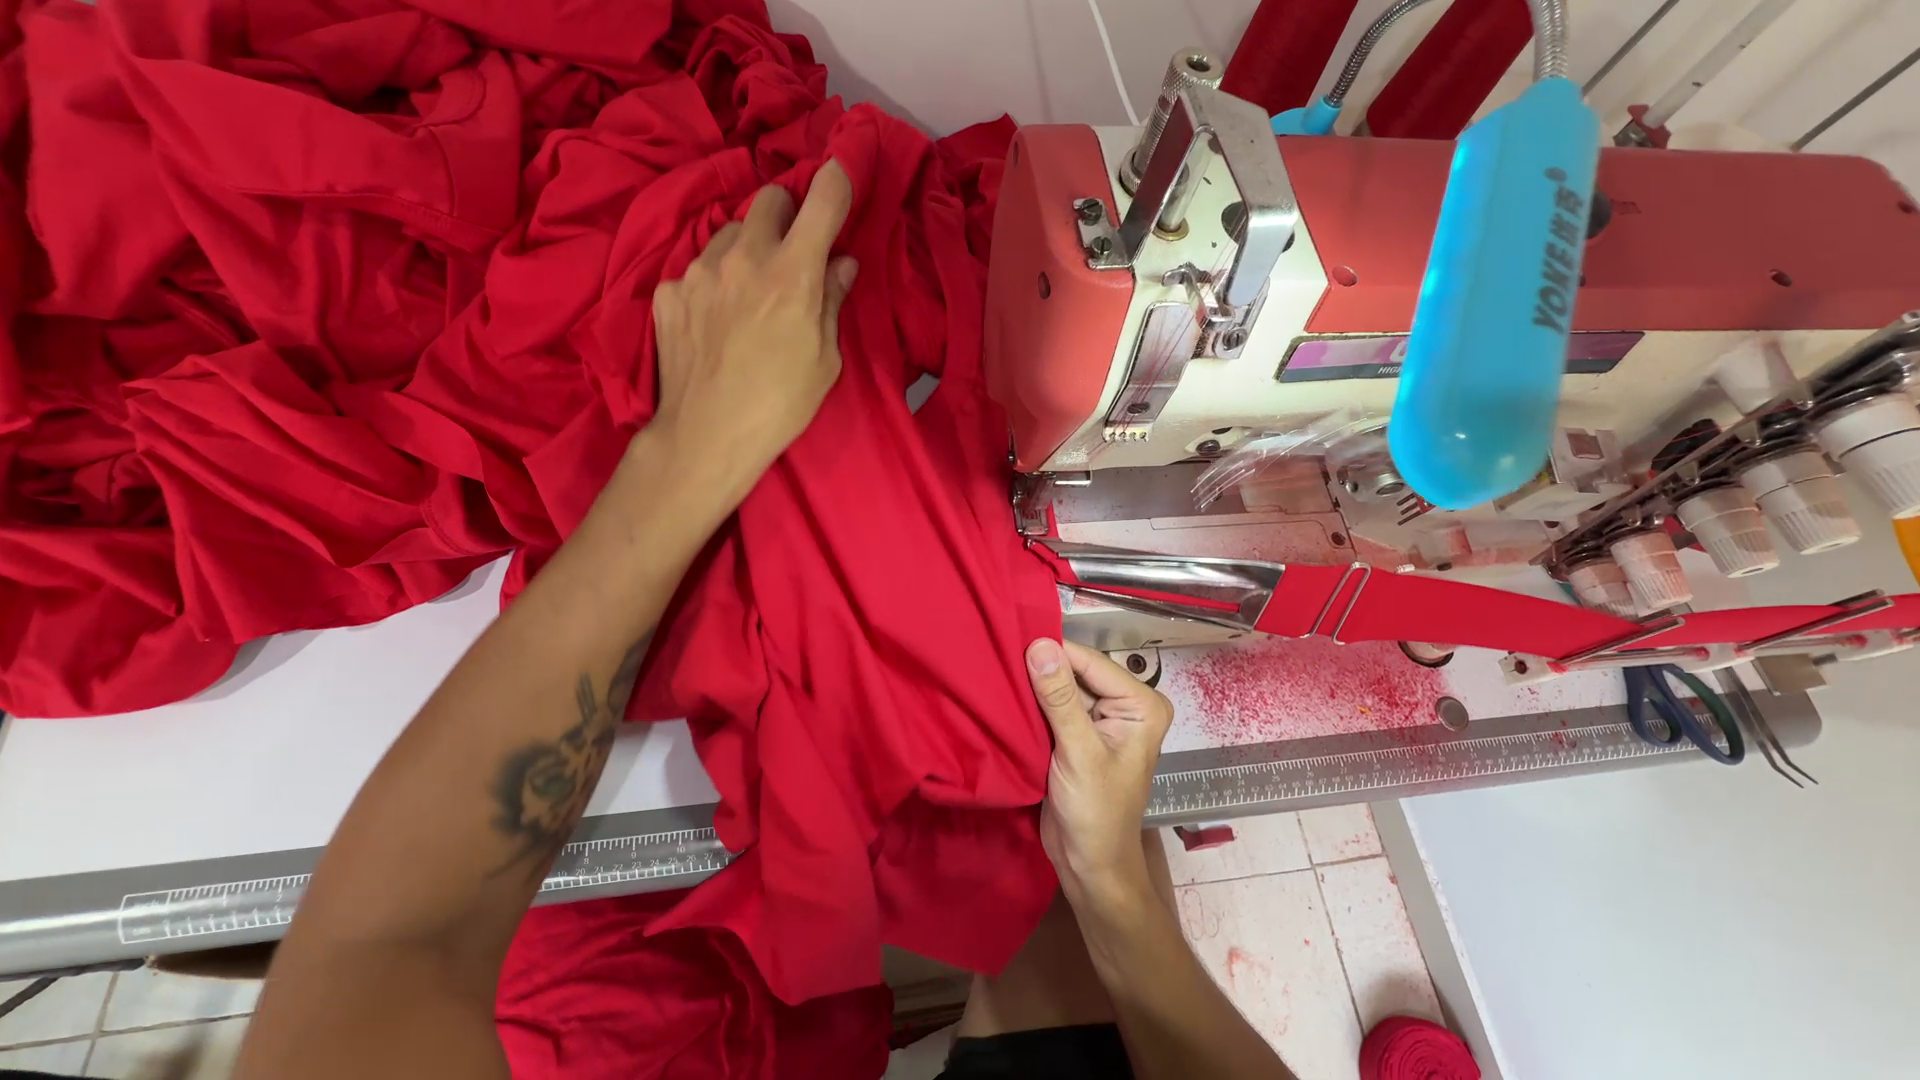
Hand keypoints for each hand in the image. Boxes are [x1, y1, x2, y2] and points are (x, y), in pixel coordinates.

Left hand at [650, 161, 857, 497]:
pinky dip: (713, 283)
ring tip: (748, 292)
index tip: (842, 176)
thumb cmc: (781, 405)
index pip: (822, 199)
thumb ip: (831, 301)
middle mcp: (743, 256)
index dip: (837, 180)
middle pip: (769, 199)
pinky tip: (715, 320)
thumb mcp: (825, 359)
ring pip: (729, 231)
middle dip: (787, 215)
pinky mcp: (669, 291)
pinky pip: (697, 269)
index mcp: (792, 273)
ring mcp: (699, 270)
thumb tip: (840, 264)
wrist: (707, 436)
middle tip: (792, 250)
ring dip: (746, 247)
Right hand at [1025, 638, 1174, 903]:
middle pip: (1078, 672)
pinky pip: (1054, 707)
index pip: (1092, 663)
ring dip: (1034, 684)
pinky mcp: (1079, 735)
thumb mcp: (1078, 752)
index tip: (1010, 638)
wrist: (1089, 864)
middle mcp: (1127, 705)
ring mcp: (1102, 720)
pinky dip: (1033, 703)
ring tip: (997, 666)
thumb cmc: (1096, 813)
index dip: (1053, 652)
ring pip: (1062, 688)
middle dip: (1042, 666)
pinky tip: (1006, 693)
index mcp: (1142, 705)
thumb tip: (1039, 645)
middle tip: (999, 650)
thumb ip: (1060, 699)